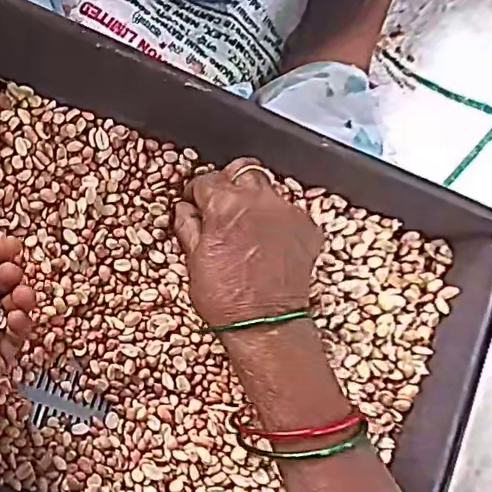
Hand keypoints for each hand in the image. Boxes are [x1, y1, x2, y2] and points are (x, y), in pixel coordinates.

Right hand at [173, 158, 321, 328]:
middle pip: (243, 170)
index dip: (196, 192)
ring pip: (267, 187)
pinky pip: (287, 210)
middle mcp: (260, 200)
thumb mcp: (192, 259)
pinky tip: (263, 239)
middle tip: (218, 205)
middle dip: (228, 183)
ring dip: (252, 197)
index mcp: (225, 205)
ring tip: (242, 221)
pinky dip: (273, 217)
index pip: (206, 180)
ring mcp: (287, 212)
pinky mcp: (307, 227)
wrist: (263, 321)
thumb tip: (185, 210)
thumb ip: (189, 226)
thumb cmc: (224, 295)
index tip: (193, 203)